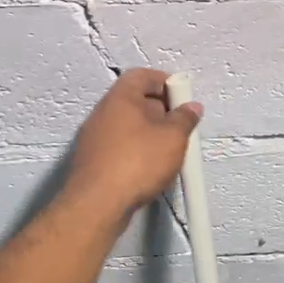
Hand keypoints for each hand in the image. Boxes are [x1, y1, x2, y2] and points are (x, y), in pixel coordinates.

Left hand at [63, 69, 202, 219]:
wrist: (96, 206)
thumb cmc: (137, 162)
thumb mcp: (174, 137)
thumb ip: (185, 118)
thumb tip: (191, 108)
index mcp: (119, 100)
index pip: (140, 76)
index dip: (164, 81)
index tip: (182, 96)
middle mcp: (101, 115)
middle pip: (134, 100)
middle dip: (161, 109)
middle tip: (181, 124)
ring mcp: (93, 140)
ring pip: (127, 125)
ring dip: (150, 132)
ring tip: (170, 148)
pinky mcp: (92, 163)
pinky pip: (119, 145)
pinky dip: (137, 149)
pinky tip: (152, 167)